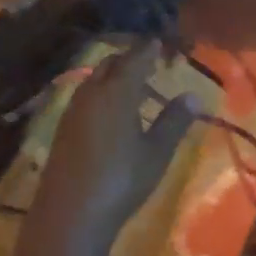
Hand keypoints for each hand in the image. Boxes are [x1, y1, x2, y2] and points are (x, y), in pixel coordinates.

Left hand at [36, 42, 198, 237]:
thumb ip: (174, 120)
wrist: (70, 212)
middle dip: (131, 59)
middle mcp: (92, 90)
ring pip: (96, 78)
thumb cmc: (121, 180)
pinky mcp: (63, 126)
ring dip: (115, 76)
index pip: (136, 56)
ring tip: (135, 89)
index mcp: (118, 90)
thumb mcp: (156, 152)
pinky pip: (85, 96)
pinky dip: (102, 93)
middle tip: (150, 64)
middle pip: (112, 62)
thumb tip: (193, 94)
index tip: (161, 43)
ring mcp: (73, 108)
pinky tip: (111, 113)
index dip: (149, 48)